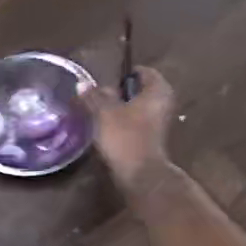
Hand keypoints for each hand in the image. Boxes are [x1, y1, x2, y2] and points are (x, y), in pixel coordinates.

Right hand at [91, 65, 176, 191]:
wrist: (139, 173)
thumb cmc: (124, 137)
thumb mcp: (104, 113)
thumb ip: (93, 97)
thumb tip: (82, 84)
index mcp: (157, 90)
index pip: (141, 72)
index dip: (120, 76)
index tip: (102, 86)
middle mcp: (163, 101)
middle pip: (138, 90)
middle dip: (117, 94)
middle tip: (96, 101)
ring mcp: (159, 121)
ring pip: (136, 107)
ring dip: (118, 110)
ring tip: (98, 116)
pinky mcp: (152, 137)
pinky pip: (136, 122)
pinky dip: (123, 123)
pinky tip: (107, 131)